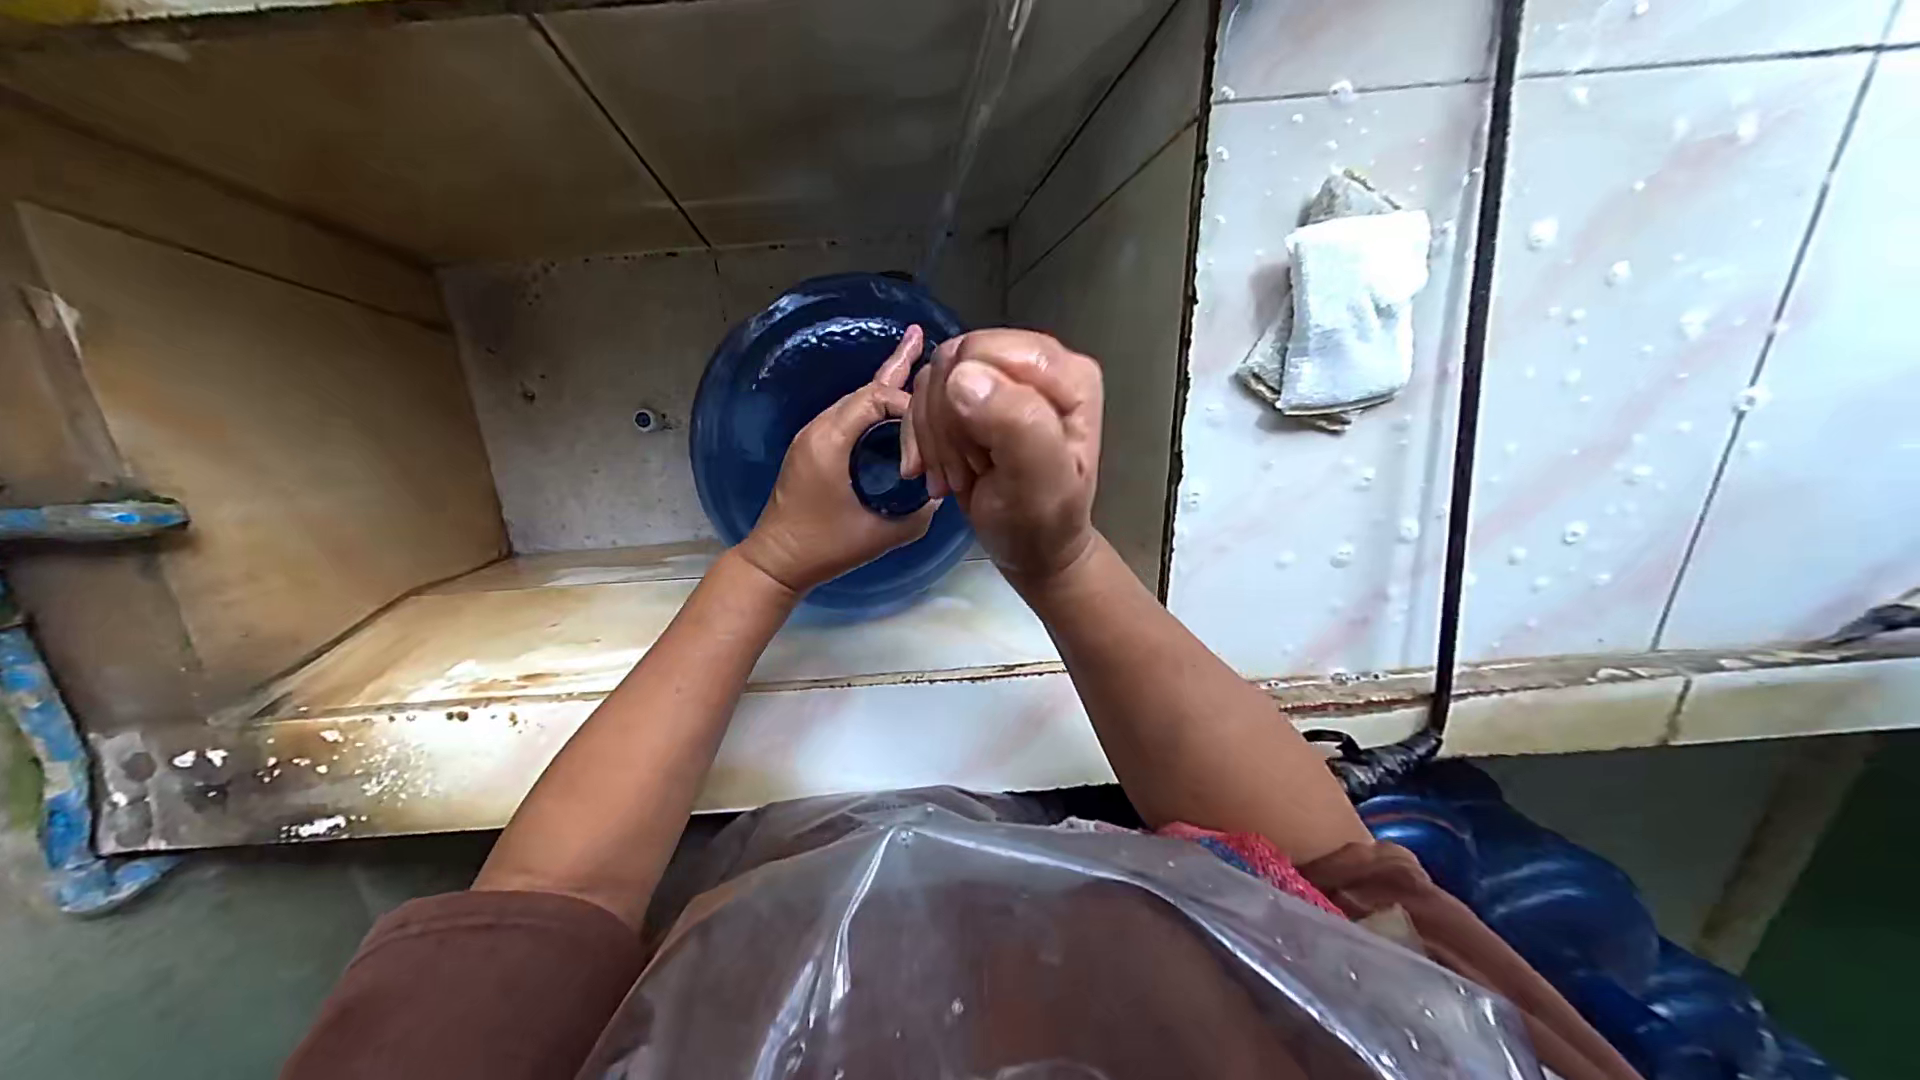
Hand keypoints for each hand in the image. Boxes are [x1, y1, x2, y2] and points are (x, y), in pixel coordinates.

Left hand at [736, 326, 939, 594]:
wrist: (777, 561)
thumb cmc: (825, 548)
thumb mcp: (882, 534)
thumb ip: (918, 512)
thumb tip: (941, 491)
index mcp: (831, 440)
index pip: (876, 398)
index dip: (910, 403)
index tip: (937, 424)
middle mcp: (819, 429)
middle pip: (864, 389)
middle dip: (897, 366)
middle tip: (920, 336)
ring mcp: (813, 437)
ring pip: (856, 401)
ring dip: (885, 386)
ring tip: (913, 363)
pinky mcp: (813, 450)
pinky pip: (849, 418)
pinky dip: (874, 408)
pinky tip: (893, 409)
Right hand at [900, 329, 1101, 585]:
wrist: (1032, 549)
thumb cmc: (1040, 522)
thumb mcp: (1038, 482)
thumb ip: (1015, 425)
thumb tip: (963, 377)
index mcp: (1066, 374)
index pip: (983, 352)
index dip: (963, 405)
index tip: (977, 460)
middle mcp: (1034, 365)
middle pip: (952, 362)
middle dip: (945, 426)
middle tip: (965, 472)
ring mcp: (1002, 379)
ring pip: (932, 380)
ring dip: (932, 437)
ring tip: (956, 476)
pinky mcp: (975, 395)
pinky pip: (924, 397)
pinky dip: (922, 439)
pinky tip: (936, 472)